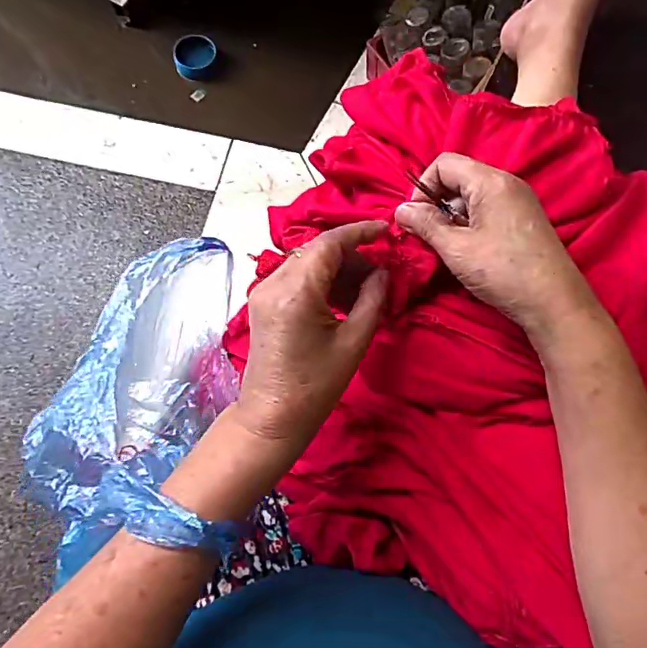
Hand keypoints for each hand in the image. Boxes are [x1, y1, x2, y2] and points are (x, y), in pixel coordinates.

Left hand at [229, 219, 390, 453]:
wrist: (272, 417)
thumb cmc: (315, 386)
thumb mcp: (353, 342)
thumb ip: (372, 299)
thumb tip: (382, 272)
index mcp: (296, 291)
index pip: (329, 244)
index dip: (359, 232)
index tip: (385, 230)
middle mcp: (273, 283)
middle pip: (316, 250)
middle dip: (350, 253)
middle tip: (379, 271)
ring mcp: (263, 291)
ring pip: (305, 261)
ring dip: (335, 267)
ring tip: (364, 288)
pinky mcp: (262, 303)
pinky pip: (295, 277)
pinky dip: (320, 279)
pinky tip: (341, 296)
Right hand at [394, 153, 597, 339]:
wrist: (554, 302)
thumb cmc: (503, 271)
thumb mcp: (456, 249)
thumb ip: (426, 225)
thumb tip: (401, 210)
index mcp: (490, 181)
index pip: (444, 163)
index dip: (423, 187)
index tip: (416, 218)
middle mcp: (507, 183)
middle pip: (459, 178)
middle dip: (437, 203)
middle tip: (430, 236)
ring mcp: (519, 200)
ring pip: (472, 196)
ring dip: (453, 217)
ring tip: (450, 248)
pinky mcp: (524, 219)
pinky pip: (488, 209)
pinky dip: (471, 224)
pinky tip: (470, 252)